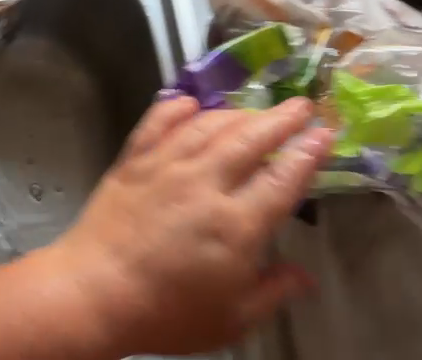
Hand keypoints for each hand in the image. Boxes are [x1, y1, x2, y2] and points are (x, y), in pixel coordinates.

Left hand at [40, 97, 333, 356]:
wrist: (97, 291)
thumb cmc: (170, 313)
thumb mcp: (234, 318)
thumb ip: (274, 291)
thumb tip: (306, 277)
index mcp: (235, 224)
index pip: (281, 179)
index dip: (306, 153)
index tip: (324, 132)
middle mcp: (203, 183)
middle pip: (248, 140)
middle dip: (279, 119)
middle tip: (301, 104)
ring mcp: (164, 165)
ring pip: (206, 126)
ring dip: (235, 113)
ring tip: (255, 111)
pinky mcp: (133, 160)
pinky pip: (156, 123)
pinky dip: (174, 109)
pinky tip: (189, 103)